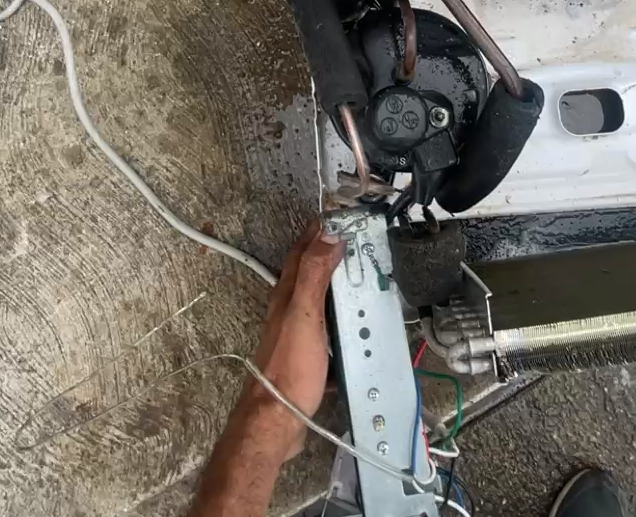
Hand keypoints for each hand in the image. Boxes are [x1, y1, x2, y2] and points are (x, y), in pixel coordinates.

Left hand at [244, 221, 344, 458]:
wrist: (276, 419)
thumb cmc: (289, 367)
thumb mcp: (305, 314)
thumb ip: (315, 274)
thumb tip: (328, 235)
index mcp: (288, 294)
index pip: (302, 251)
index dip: (317, 232)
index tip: (338, 216)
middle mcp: (290, 309)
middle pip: (310, 273)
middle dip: (329, 254)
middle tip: (354, 243)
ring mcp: (297, 333)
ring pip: (319, 301)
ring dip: (337, 288)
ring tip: (359, 281)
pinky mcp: (306, 356)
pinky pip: (328, 330)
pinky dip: (342, 323)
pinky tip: (355, 330)